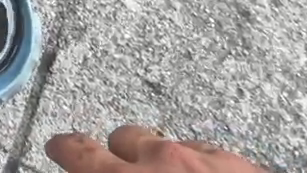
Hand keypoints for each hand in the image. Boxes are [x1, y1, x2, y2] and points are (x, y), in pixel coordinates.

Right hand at [47, 127, 266, 171]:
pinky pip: (214, 156)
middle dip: (123, 157)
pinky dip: (207, 172)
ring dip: (168, 166)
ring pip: (172, 145)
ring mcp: (209, 161)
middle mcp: (163, 163)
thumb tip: (98, 172)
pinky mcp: (247, 166)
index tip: (59, 149)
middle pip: (125, 138)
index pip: (79, 152)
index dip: (65, 150)